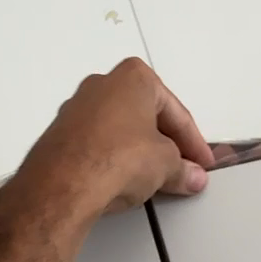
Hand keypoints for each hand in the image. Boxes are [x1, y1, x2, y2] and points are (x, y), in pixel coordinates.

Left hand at [4, 58, 214, 224]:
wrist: (64, 185)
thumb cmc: (116, 158)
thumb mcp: (166, 165)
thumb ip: (182, 169)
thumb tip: (190, 176)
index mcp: (132, 77)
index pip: (174, 112)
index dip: (193, 141)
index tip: (201, 162)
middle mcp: (101, 85)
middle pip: (145, 116)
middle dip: (165, 143)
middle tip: (181, 170)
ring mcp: (76, 109)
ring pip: (119, 129)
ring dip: (138, 151)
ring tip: (152, 179)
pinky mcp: (59, 135)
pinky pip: (96, 144)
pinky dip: (113, 158)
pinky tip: (121, 181)